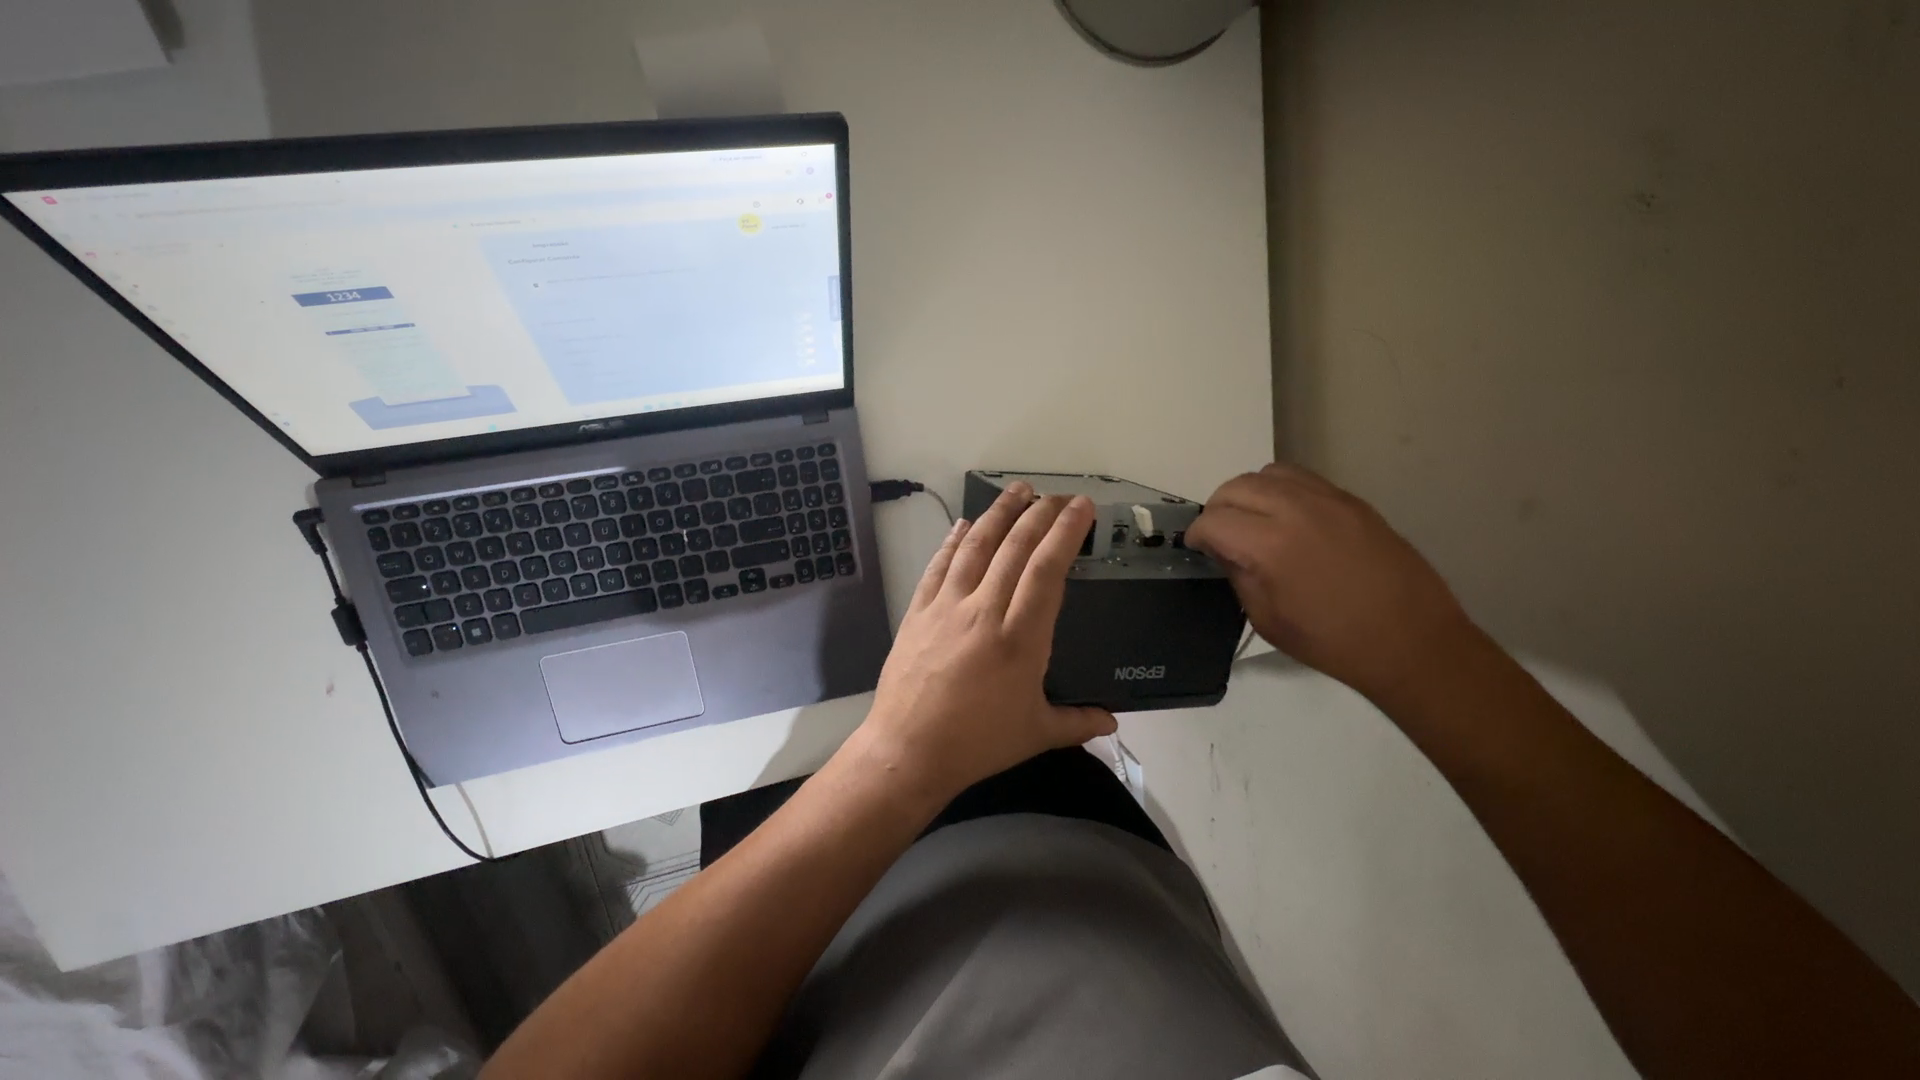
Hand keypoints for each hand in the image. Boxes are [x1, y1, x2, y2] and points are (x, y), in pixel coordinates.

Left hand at [857, 482, 1116, 800]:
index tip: (1081, 508)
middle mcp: (983, 611)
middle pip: (1014, 548)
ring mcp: (946, 607)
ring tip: (1017, 490)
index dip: (1066, 532)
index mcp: (1020, 638)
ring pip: (975, 547)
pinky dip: (953, 541)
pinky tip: (963, 525)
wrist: (908, 751)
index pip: (1047, 570)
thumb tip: (1112, 722)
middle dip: (1040, 514)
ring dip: (998, 514)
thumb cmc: (977, 744)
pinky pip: (938, 566)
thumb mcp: (1037, 734)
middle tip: (1059, 495)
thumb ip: (1078, 722)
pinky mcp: (918, 613)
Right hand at [1184, 463, 1474, 701]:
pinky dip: (1282, 490)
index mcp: (1271, 546)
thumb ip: (1239, 576)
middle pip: (1237, 487)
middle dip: (1218, 509)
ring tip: (1252, 521)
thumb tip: (1224, 550)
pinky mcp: (1352, 501)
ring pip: (1269, 473)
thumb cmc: (1333, 642)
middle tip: (1219, 535)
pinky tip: (1287, 519)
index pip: (1215, 520)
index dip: (1197, 535)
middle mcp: (1297, 510)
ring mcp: (1328, 500)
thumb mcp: (1268, 620)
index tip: (1196, 548)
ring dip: (1249, 493)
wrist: (1411, 640)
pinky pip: (1303, 479)